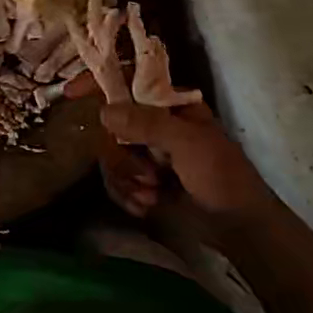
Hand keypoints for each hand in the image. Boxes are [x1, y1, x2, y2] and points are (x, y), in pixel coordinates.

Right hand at [91, 89, 275, 221]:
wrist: (240, 230)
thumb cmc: (224, 177)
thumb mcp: (190, 144)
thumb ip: (148, 124)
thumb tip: (103, 112)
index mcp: (167, 106)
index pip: (127, 81)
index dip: (98, 82)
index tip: (72, 93)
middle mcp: (151, 125)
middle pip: (109, 126)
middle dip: (122, 156)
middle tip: (147, 175)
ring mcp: (143, 154)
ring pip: (108, 155)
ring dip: (126, 179)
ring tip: (152, 195)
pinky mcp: (138, 181)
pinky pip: (112, 181)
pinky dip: (125, 195)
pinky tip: (147, 207)